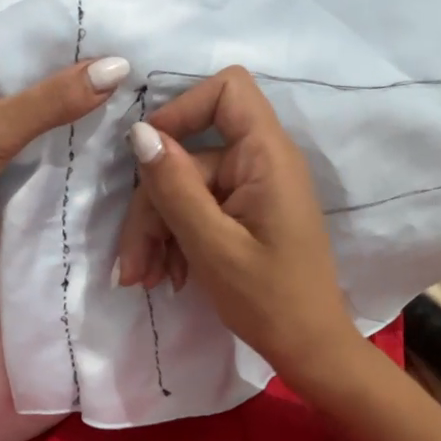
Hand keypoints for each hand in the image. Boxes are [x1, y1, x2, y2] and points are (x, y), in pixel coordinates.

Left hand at [0, 37, 127, 286]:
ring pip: (39, 106)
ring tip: (132, 85)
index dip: (62, 31)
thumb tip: (118, 67)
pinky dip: (65, 134)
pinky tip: (106, 124)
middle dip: (76, 69)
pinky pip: (39, 136)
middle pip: (32, 71)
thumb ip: (53, 100)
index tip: (115, 24)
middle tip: (135, 55)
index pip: (18, 34)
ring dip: (74, 103)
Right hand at [114, 66, 361, 378]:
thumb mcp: (211, 245)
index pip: (228, 90)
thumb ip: (174, 186)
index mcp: (267, 157)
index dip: (183, 109)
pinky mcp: (243, 214)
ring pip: (185, 187)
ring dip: (156, 230)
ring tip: (142, 279)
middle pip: (190, 154)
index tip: (149, 154)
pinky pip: (197, 209)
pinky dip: (175, 239)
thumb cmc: (268, 299)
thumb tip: (139, 133)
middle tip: (132, 264)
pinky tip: (164, 277)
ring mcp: (251, 189)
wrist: (309, 349)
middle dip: (153, 205)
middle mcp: (261, 163)